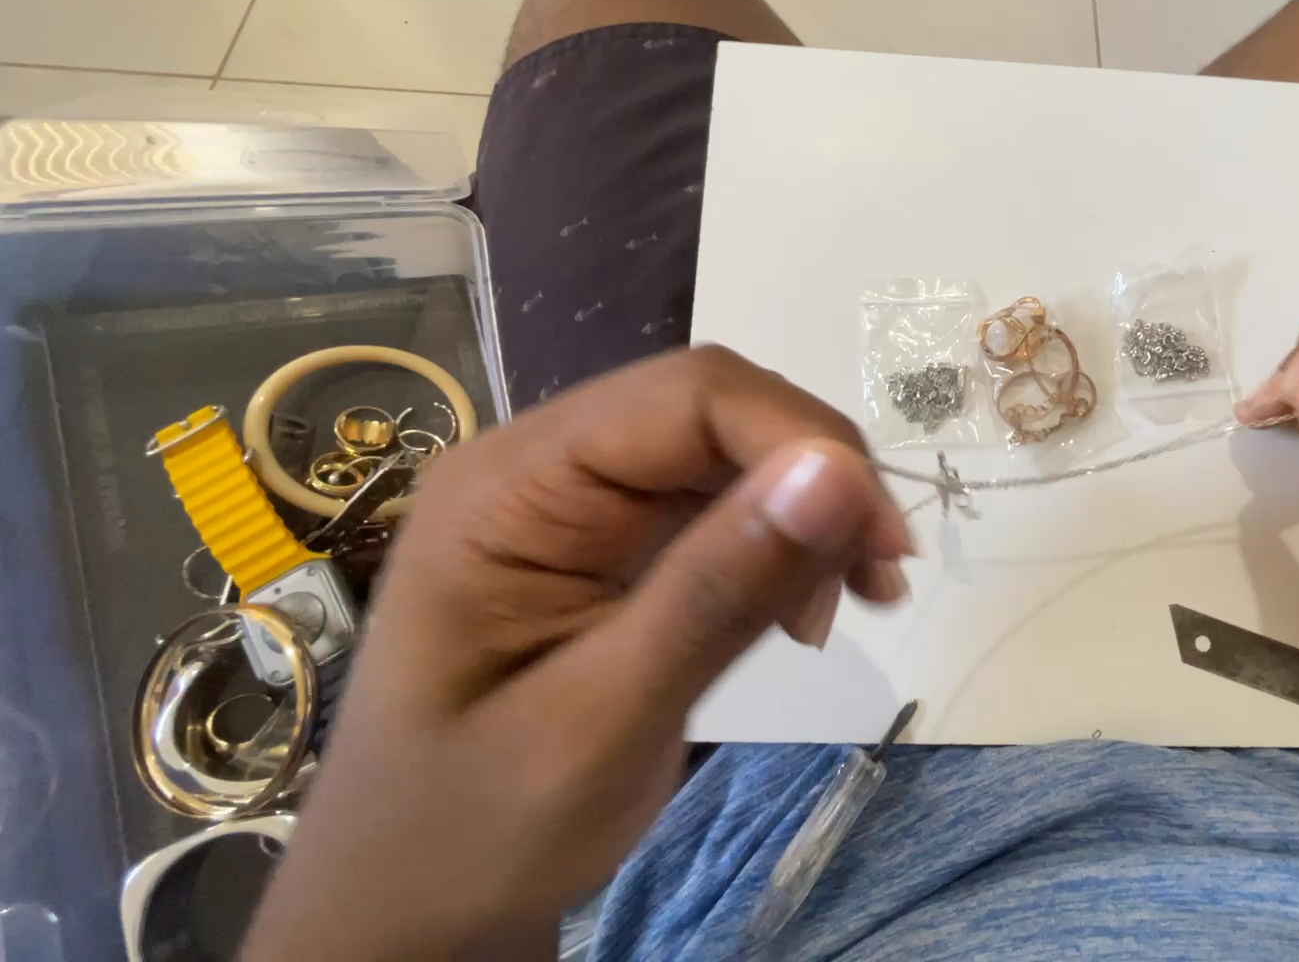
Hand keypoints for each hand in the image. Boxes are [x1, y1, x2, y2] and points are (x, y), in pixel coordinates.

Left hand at [242, 346, 913, 960]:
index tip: (879, 540)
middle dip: (818, 479)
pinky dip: (791, 543)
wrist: (418, 901)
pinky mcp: (621, 535)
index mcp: (514, 483)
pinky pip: (728, 503)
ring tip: (851, 602)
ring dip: (813, 514)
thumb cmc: (479, 830)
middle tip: (876, 580)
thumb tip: (838, 471)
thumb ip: (718, 591)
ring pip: (737, 453)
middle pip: (720, 412)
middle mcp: (549, 462)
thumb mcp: (604, 722)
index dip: (804, 440)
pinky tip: (813, 603)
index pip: (690, 396)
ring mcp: (585, 497)